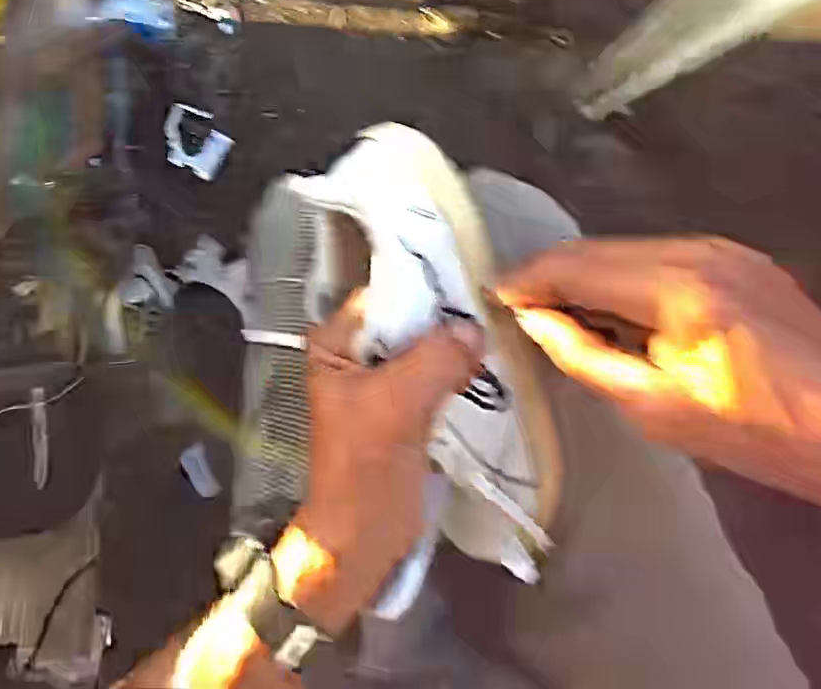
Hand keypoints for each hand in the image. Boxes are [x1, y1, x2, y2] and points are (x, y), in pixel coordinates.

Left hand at [290, 293, 480, 630]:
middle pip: (400, 322)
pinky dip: (450, 372)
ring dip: (448, 348)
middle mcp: (350, 353)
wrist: (363, 534)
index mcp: (333, 343)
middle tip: (486, 316)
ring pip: (417, 349)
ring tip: (488, 341)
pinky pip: (427, 375)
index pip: (378, 299)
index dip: (419, 292)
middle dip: (439, 322)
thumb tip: (474, 327)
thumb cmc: (364, 466)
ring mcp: (374, 380)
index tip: (467, 286)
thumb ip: (433, 362)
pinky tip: (477, 368)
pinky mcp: (398, 405)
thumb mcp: (396, 406)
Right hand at [497, 238, 820, 521]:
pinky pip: (648, 256)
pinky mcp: (737, 260)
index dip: (524, 281)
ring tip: (560, 314)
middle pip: (589, 249)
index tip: (490, 299)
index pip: (571, 266)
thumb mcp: (654, 408)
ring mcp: (721, 250)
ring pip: (615, 249)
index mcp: (676, 287)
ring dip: (579, 275)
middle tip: (517, 309)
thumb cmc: (766, 437)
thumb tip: (528, 319)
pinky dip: (615, 276)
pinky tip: (612, 309)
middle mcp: (695, 252)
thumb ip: (579, 355)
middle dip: (546, 275)